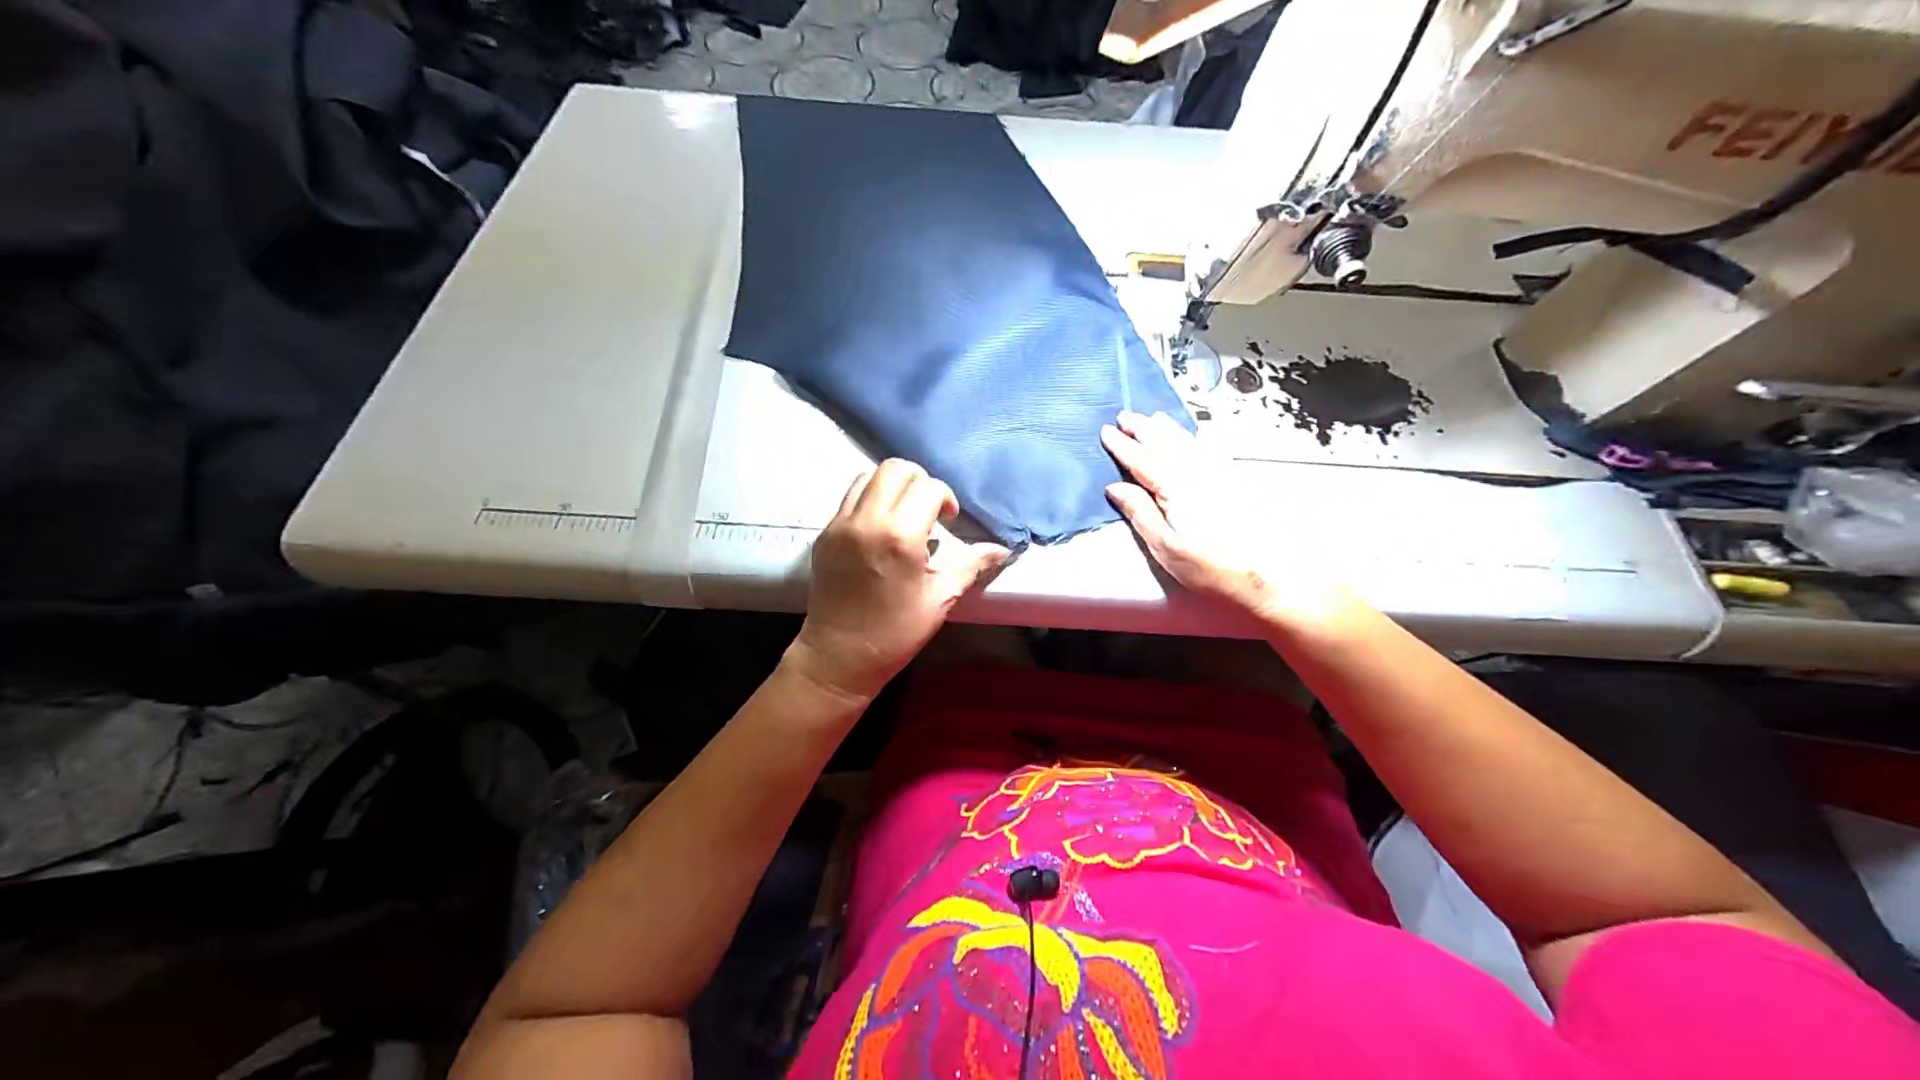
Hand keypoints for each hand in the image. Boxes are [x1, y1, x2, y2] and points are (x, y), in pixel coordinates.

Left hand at [788, 459, 1009, 701]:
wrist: (839, 657)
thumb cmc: (895, 632)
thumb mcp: (940, 598)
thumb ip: (971, 565)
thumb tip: (1003, 550)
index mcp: (899, 536)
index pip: (928, 487)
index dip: (945, 497)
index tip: (949, 521)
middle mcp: (866, 521)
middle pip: (895, 469)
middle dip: (919, 480)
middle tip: (929, 509)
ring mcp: (840, 525)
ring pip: (867, 477)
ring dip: (892, 486)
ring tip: (904, 514)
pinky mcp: (824, 534)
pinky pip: (849, 498)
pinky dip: (870, 499)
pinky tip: (882, 528)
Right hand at [1102, 411, 1347, 625]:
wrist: (1272, 575)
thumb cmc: (1215, 570)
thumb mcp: (1167, 549)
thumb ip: (1140, 514)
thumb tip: (1117, 488)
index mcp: (1176, 488)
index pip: (1142, 460)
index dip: (1123, 445)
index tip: (1107, 432)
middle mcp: (1199, 474)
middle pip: (1166, 444)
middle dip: (1144, 429)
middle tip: (1126, 416)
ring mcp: (1221, 474)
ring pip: (1189, 442)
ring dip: (1168, 429)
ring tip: (1154, 419)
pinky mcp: (1239, 481)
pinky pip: (1211, 449)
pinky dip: (1195, 438)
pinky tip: (1194, 437)